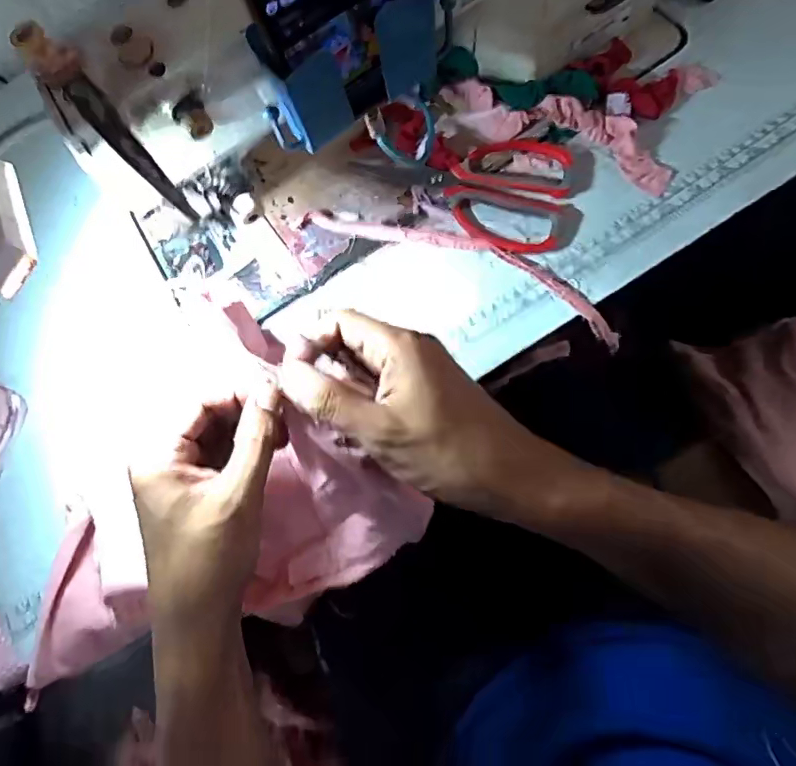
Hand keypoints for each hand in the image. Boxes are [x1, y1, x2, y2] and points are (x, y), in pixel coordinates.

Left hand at [130, 384, 283, 627]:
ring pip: (217, 432)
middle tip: (287, 416)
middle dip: (248, 411)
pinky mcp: (193, 488)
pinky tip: (273, 447)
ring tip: (285, 432)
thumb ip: (256, 436)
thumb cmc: (212, 556)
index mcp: (156, 455)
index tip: (279, 396)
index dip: (239, 393)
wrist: (198, 621)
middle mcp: (160, 457)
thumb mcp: (239, 493)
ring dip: (250, 428)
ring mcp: (176, 473)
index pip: (199, 402)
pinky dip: (245, 447)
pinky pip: (219, 453)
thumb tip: (272, 386)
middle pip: (207, 414)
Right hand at [275, 310, 580, 517]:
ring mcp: (420, 367)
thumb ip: (329, 399)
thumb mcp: (378, 430)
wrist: (510, 476)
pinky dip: (363, 401)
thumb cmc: (444, 452)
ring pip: (364, 365)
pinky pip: (382, 384)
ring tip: (326, 423)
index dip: (308, 342)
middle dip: (322, 369)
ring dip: (341, 389)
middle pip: (350, 341)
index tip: (290, 380)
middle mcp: (408, 346)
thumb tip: (284, 371)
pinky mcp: (426, 389)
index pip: (339, 319)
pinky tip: (355, 430)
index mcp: (398, 343)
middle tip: (304, 408)